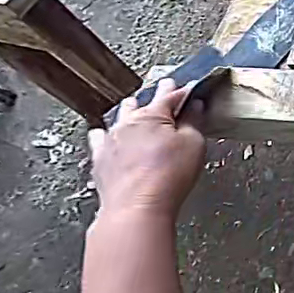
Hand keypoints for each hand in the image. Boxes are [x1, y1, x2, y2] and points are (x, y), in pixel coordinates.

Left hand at [88, 79, 205, 217]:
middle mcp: (127, 124)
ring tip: (133, 104)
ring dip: (129, 110)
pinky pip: (99, 140)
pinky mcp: (100, 160)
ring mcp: (110, 142)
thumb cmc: (169, 175)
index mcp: (152, 116)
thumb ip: (194, 121)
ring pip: (119, 118)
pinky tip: (102, 132)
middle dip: (155, 95)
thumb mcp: (193, 143)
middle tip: (164, 86)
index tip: (188, 86)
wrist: (136, 206)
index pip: (170, 97)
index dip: (182, 91)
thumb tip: (194, 105)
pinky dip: (103, 133)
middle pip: (143, 104)